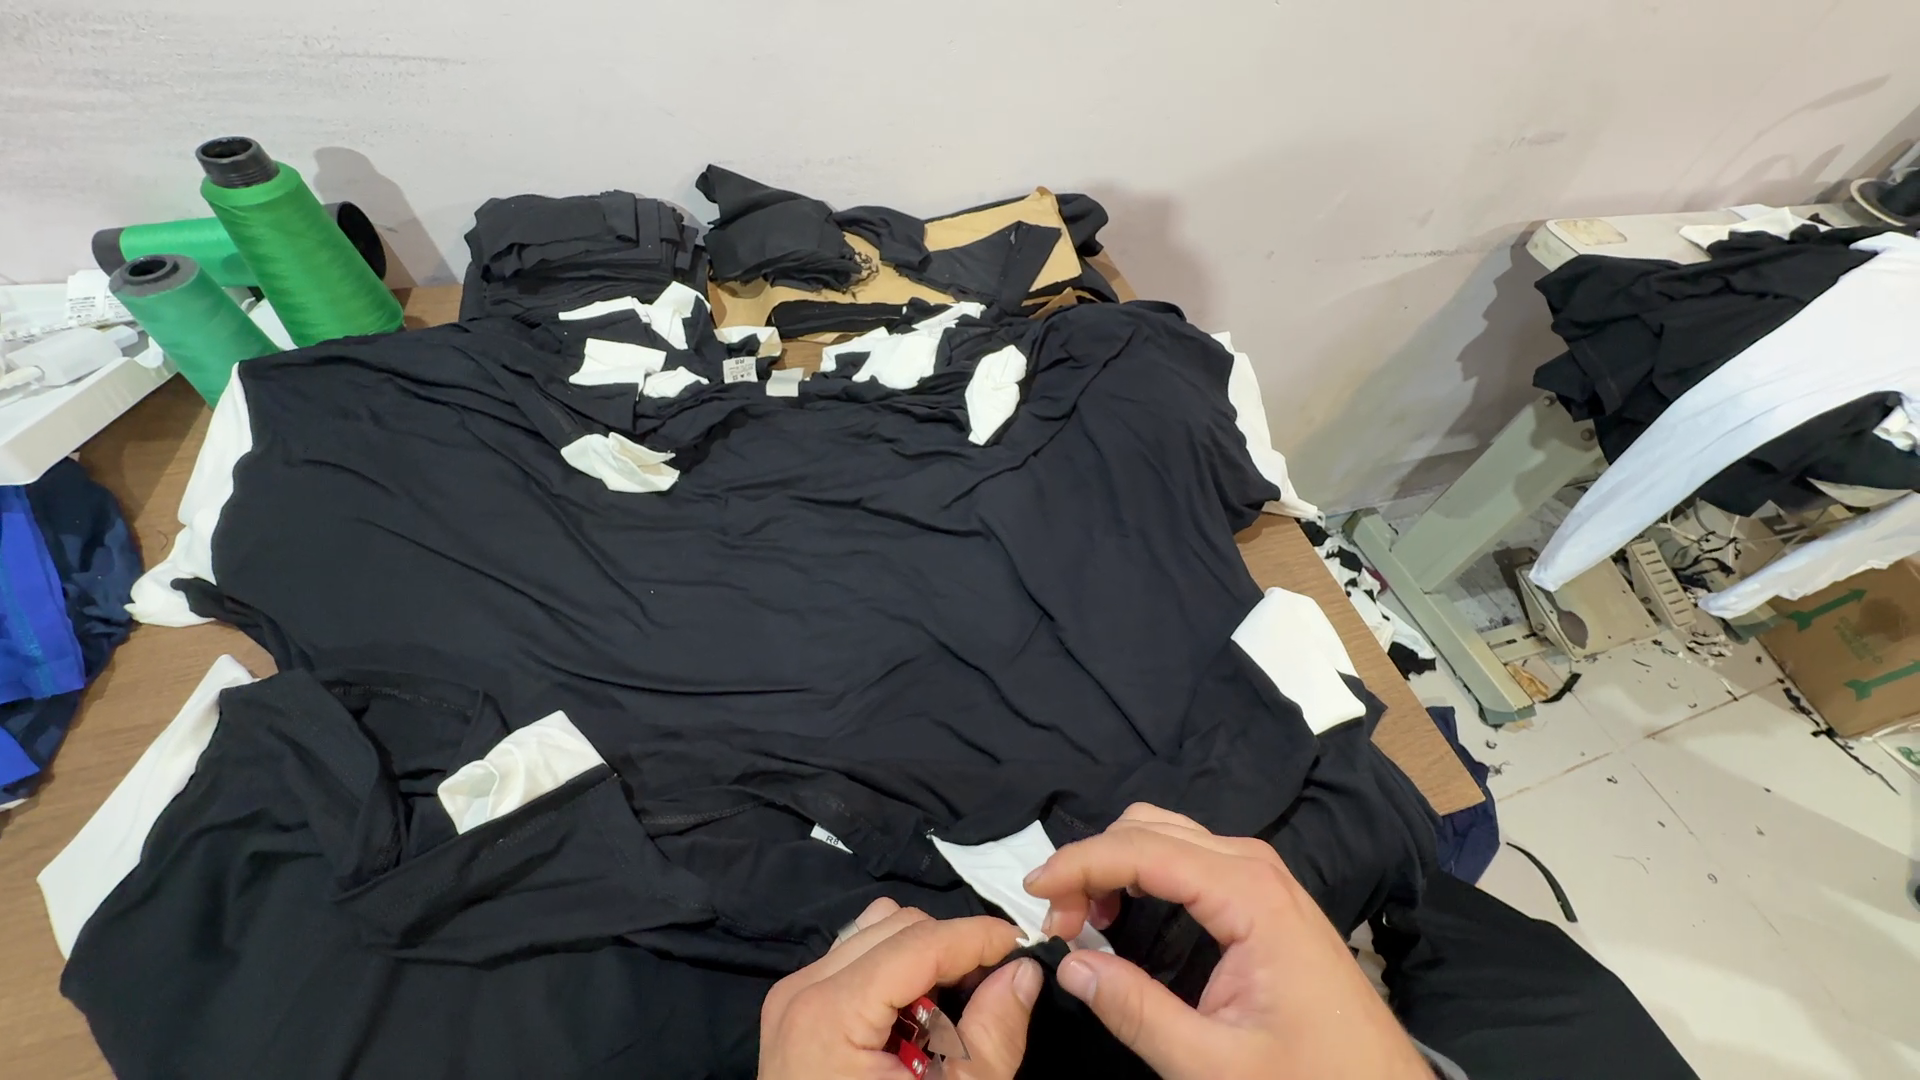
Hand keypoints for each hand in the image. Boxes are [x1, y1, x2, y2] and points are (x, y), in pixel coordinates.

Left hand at [758, 898, 1042, 1079]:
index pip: (920, 942)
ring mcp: (793, 996)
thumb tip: (1023, 971)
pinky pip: (855, 956)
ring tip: (949, 1011)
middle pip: (898, 927)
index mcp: (830, 1012)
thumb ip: (992, 1036)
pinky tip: (913, 1019)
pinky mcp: (796, 1010)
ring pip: (876, 931)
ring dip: (923, 958)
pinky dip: (895, 972)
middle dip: (952, 951)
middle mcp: (803, 989)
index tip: (1023, 946)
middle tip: (990, 990)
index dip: (978, 937)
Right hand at [1023, 803, 1430, 1079]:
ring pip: (1162, 832)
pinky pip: (1184, 854)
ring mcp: (1257, 872)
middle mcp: (1250, 863)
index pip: (1142, 850)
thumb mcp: (1216, 1066)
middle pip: (1147, 827)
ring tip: (1083, 918)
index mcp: (1247, 894)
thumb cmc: (1312, 1079)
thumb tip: (1068, 966)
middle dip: (1093, 862)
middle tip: (1060, 921)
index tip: (1033, 892)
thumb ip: (1137, 1011)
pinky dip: (1139, 869)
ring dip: (1113, 862)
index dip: (1079, 863)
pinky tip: (1122, 910)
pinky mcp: (1258, 890)